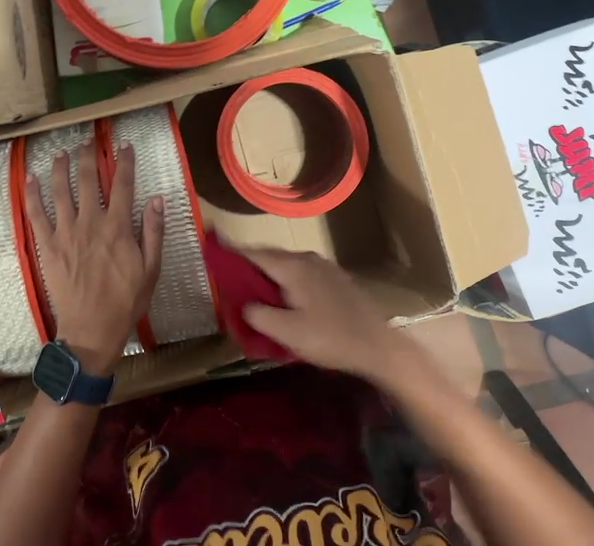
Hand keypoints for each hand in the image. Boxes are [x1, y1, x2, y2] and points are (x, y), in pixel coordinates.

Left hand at [23, 142, 164, 375]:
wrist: (92, 329)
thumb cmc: (126, 301)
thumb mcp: (151, 269)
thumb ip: (154, 232)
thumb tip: (157, 199)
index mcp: (118, 226)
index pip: (123, 184)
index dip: (124, 161)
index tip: (125, 145)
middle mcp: (90, 222)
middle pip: (88, 179)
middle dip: (88, 156)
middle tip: (88, 141)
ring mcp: (65, 232)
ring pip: (60, 190)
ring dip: (60, 167)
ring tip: (61, 152)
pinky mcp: (47, 245)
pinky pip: (36, 214)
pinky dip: (31, 194)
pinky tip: (29, 178)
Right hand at [239, 248, 437, 392]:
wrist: (380, 347)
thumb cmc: (331, 338)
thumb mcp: (287, 333)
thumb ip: (259, 316)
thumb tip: (245, 306)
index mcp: (291, 267)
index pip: (253, 253)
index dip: (231, 251)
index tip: (213, 246)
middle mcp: (306, 259)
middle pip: (270, 257)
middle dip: (249, 265)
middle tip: (231, 278)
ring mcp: (324, 267)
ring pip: (287, 265)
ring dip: (270, 275)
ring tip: (257, 291)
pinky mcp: (336, 280)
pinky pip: (301, 274)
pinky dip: (287, 281)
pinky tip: (287, 299)